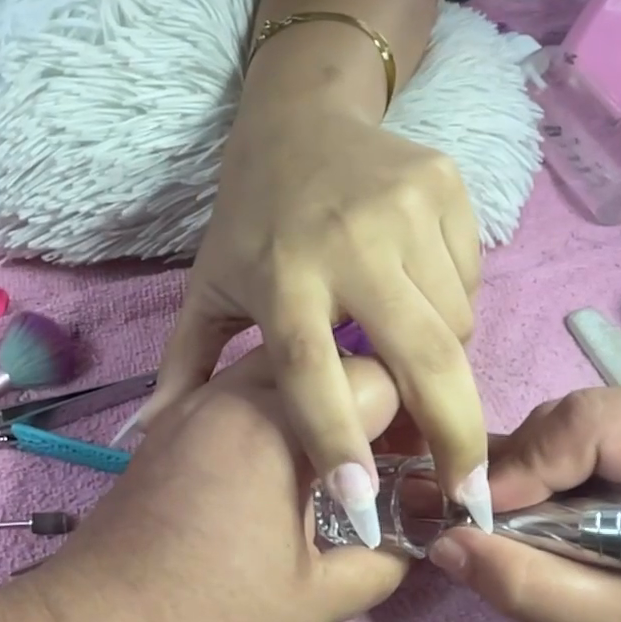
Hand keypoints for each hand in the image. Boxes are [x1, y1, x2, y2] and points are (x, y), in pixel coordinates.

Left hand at [29, 352, 409, 621]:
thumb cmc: (209, 618)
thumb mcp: (315, 599)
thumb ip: (380, 562)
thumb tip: (407, 543)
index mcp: (276, 424)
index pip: (374, 380)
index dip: (414, 418)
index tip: (421, 462)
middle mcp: (231, 396)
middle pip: (324, 361)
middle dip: (368, 400)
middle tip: (386, 458)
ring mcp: (192, 409)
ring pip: (275, 371)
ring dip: (316, 401)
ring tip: (333, 460)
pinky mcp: (167, 430)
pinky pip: (233, 395)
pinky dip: (271, 413)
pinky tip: (278, 467)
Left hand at [141, 101, 488, 550]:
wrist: (299, 119)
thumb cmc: (248, 223)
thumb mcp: (207, 290)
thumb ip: (185, 366)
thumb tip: (149, 435)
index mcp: (279, 280)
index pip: (309, 371)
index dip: (335, 438)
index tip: (363, 502)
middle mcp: (348, 245)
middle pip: (419, 356)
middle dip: (454, 434)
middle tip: (471, 494)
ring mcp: (406, 211)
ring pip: (455, 325)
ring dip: (445, 367)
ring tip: (412, 367)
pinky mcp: (448, 188)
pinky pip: (471, 283)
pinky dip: (455, 315)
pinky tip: (419, 308)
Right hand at [430, 388, 620, 621]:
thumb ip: (538, 588)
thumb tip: (444, 545)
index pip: (599, 422)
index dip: (530, 463)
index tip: (481, 520)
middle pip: (567, 423)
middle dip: (512, 472)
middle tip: (474, 527)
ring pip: (551, 442)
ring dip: (506, 486)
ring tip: (476, 528)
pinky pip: (554, 471)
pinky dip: (515, 499)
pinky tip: (493, 529)